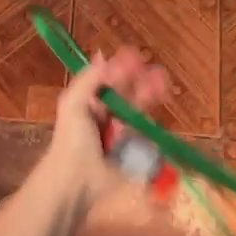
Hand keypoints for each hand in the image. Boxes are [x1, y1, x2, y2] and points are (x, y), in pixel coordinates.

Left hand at [46, 47, 168, 201]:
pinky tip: (158, 111)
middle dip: (143, 82)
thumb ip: (89, 79)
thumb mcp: (73, 104)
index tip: (137, 57)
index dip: (124, 69)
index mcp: (89, 105)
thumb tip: (104, 55)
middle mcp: (106, 118)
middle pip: (129, 95)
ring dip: (152, 96)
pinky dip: (153, 123)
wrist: (77, 180)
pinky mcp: (133, 152)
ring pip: (140, 111)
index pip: (110, 82)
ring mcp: (121, 136)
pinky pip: (146, 134)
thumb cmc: (72, 140)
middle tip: (158, 72)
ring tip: (163, 86)